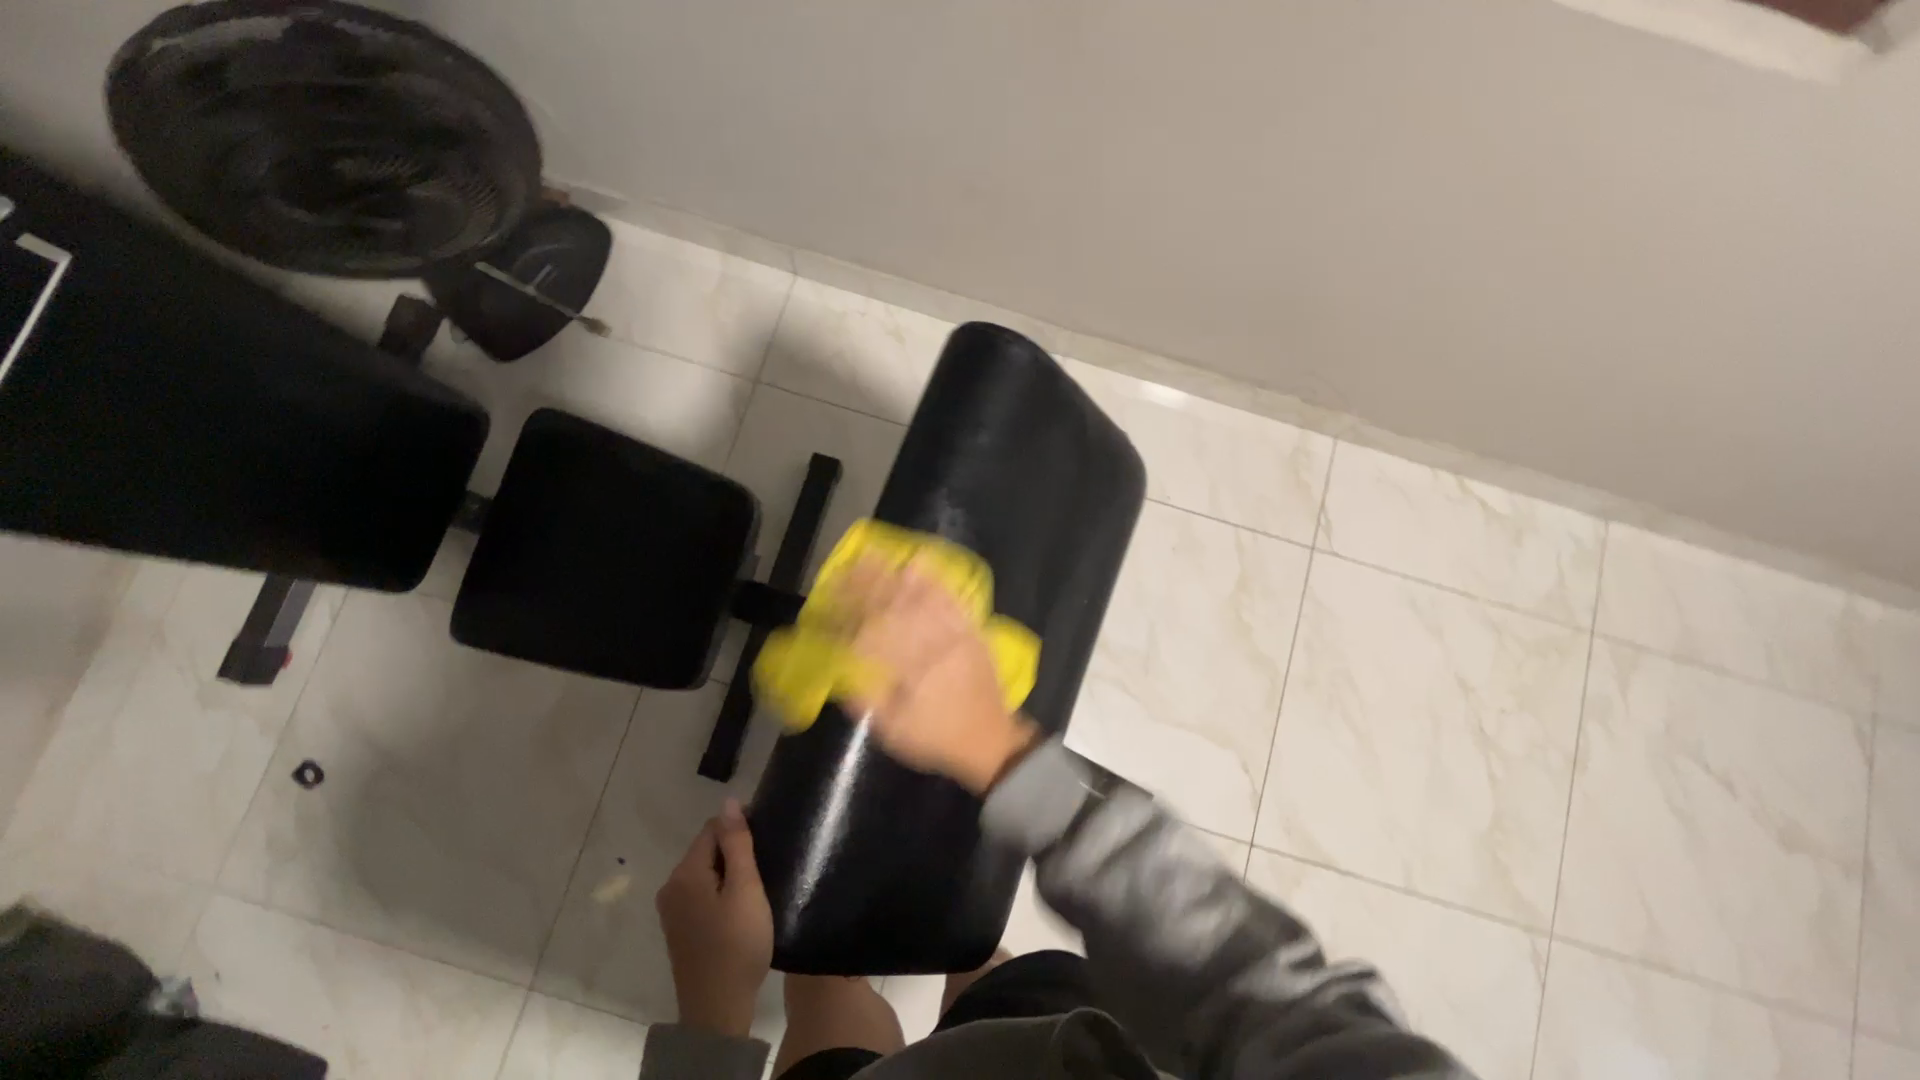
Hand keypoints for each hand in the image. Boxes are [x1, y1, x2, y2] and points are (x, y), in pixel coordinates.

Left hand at [655, 798, 773, 1036]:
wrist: (717, 1008)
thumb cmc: (737, 944)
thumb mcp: (746, 889)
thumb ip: (737, 844)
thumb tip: (728, 802)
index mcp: (685, 873)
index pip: (712, 828)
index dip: (740, 829)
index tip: (766, 843)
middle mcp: (671, 886)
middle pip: (705, 849)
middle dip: (734, 852)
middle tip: (765, 869)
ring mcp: (672, 910)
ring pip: (705, 873)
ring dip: (728, 873)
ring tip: (757, 888)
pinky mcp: (679, 928)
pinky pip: (701, 893)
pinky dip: (720, 892)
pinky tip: (739, 909)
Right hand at [838, 557, 1039, 793]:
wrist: (991, 742)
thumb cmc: (937, 739)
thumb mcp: (893, 731)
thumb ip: (866, 701)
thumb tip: (840, 676)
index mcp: (910, 670)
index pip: (870, 634)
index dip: (847, 617)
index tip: (828, 605)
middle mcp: (932, 645)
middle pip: (894, 608)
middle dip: (866, 586)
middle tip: (844, 569)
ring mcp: (955, 635)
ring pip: (920, 598)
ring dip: (893, 576)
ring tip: (872, 557)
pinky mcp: (971, 631)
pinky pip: (951, 599)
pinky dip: (932, 581)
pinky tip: (918, 564)